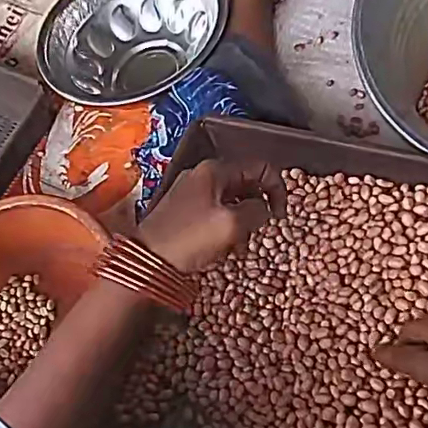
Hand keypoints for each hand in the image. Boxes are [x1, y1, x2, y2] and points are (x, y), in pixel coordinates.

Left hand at [135, 159, 285, 271]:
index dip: (277, 188)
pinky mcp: (183, 213)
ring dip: (243, 221)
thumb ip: (257, 210)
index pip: (260, 167)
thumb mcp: (232, 224)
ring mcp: (190, 194)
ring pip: (231, 201)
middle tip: (260, 231)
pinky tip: (224, 248)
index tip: (280, 215)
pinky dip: (226, 227)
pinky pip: (215, 213)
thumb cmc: (189, 239)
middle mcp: (202, 176)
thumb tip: (264, 209)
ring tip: (240, 244)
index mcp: (215, 170)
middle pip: (245, 184)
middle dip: (258, 207)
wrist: (148, 260)